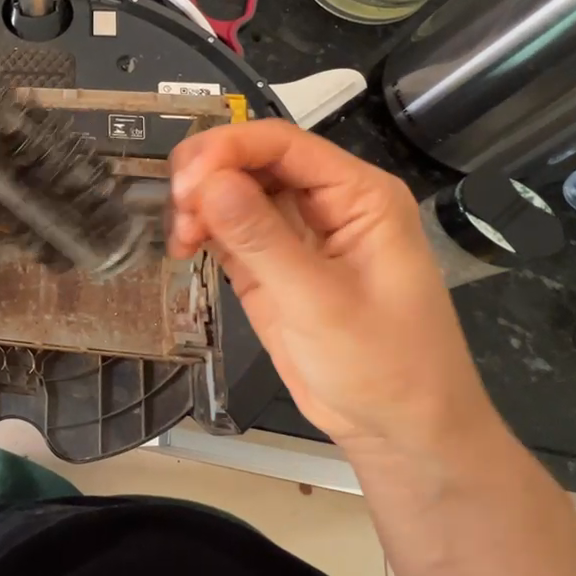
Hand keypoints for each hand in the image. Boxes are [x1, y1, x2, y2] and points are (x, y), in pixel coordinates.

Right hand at [168, 120, 499, 455]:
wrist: (398, 431)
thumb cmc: (383, 366)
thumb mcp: (319, 302)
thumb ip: (261, 238)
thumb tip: (207, 181)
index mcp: (358, 195)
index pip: (281, 143)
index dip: (226, 150)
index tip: (183, 183)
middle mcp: (324, 202)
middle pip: (250, 159)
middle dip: (205, 176)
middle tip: (177, 211)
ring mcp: (294, 231)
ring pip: (230, 189)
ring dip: (196, 204)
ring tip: (180, 240)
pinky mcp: (268, 261)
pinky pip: (224, 225)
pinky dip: (197, 229)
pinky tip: (182, 248)